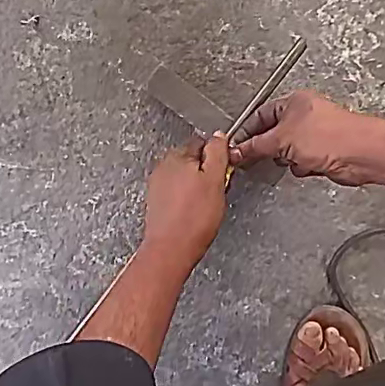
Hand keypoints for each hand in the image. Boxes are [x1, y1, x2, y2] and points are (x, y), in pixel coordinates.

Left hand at [141, 134, 229, 269]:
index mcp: (176, 156)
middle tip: (218, 191)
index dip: (218, 157)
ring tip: (206, 206)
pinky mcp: (158, 203)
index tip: (226, 172)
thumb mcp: (214, 179)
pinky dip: (189, 201)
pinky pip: (179, 194)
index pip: (203, 144)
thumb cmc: (193, 218)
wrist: (171, 249)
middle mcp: (163, 168)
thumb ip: (217, 153)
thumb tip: (219, 136)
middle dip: (208, 173)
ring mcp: (159, 186)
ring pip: (187, 179)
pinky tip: (195, 214)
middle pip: (194, 161)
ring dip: (199, 188)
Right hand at [228, 90, 378, 184]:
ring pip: (287, 151)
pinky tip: (310, 165)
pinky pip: (301, 162)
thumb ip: (255, 146)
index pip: (260, 115)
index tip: (236, 146)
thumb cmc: (331, 135)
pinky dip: (302, 166)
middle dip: (268, 148)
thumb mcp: (281, 139)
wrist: (360, 153)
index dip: (247, 131)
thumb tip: (238, 150)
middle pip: (272, 134)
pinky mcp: (322, 153)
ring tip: (296, 158)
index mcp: (293, 103)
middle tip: (257, 156)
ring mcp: (314, 135)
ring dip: (288, 159)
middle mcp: (304, 116)